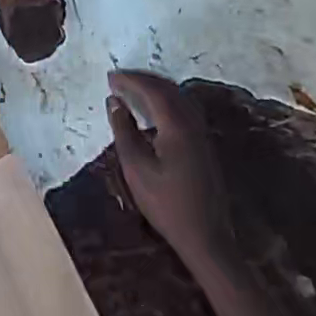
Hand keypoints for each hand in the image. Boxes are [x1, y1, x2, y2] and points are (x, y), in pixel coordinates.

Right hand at [106, 70, 232, 261]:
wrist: (205, 238)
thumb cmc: (165, 204)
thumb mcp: (136, 168)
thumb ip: (123, 130)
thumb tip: (114, 102)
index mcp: (177, 127)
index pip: (153, 91)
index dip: (130, 80)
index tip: (110, 77)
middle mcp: (193, 125)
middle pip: (169, 89)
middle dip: (143, 79)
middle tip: (118, 79)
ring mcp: (202, 135)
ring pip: (179, 98)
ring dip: (155, 88)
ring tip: (132, 89)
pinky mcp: (203, 146)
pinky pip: (184, 109)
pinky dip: (165, 100)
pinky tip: (152, 110)